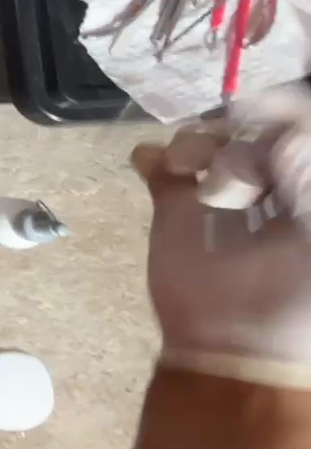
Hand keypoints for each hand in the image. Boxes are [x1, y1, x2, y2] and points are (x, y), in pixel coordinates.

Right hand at [138, 88, 310, 384]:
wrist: (235, 341)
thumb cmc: (297, 293)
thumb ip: (304, 174)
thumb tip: (276, 126)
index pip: (300, 127)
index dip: (284, 109)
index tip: (253, 107)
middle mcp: (277, 180)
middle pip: (254, 127)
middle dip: (238, 144)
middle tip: (234, 188)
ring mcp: (225, 192)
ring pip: (206, 139)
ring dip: (195, 150)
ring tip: (192, 182)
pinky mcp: (176, 205)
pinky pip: (159, 163)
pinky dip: (153, 158)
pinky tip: (153, 167)